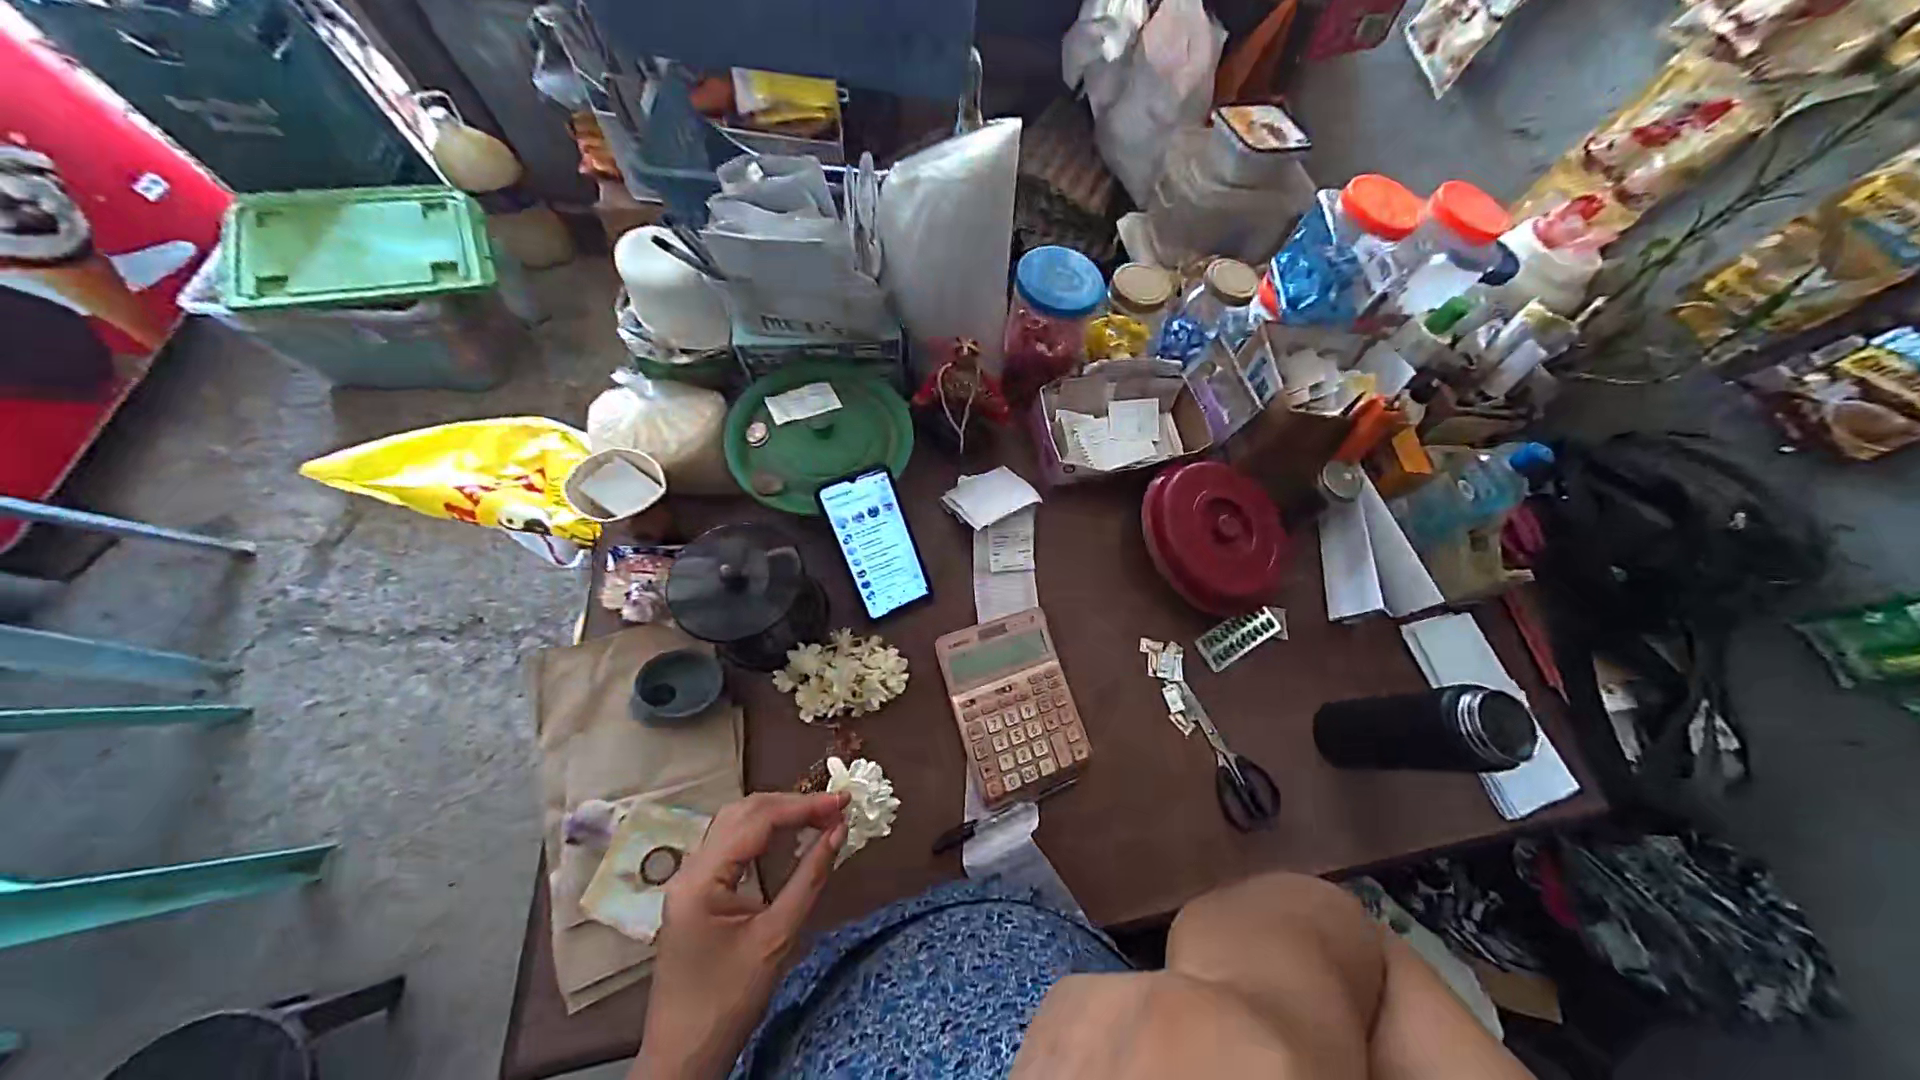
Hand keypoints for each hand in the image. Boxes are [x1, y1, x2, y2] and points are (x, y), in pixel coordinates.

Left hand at [630, 791, 849, 1079]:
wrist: (683, 1056)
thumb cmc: (728, 1001)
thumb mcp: (776, 939)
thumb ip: (808, 878)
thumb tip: (838, 831)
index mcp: (701, 879)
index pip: (757, 820)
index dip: (803, 806)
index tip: (843, 801)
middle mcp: (690, 869)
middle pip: (743, 813)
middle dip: (792, 804)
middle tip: (835, 807)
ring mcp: (690, 879)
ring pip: (736, 823)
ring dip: (778, 814)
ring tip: (820, 815)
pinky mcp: (697, 891)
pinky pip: (733, 845)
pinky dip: (765, 833)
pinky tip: (791, 836)